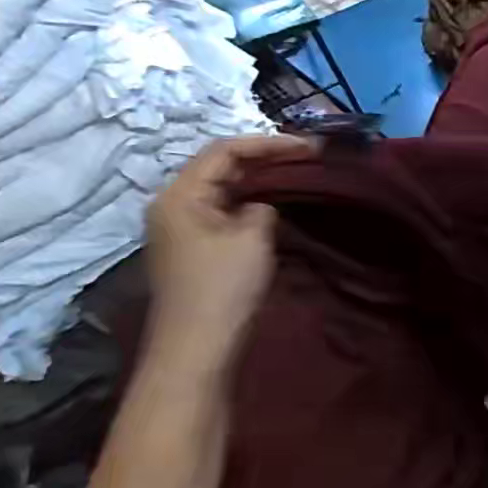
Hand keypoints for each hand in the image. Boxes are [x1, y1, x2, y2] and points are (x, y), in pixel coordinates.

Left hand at [144, 135, 315, 358]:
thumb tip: (263, 205)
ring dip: (261, 179)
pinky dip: (253, 200)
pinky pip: (226, 209)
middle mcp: (173, 204)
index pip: (225, 150)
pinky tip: (278, 205)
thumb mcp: (252, 237)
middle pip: (221, 165)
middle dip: (266, 157)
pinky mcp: (195, 247)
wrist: (198, 344)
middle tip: (310, 157)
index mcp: (180, 195)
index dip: (271, 143)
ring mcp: (181, 227)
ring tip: (300, 175)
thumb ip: (262, 207)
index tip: (313, 147)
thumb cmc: (223, 287)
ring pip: (224, 188)